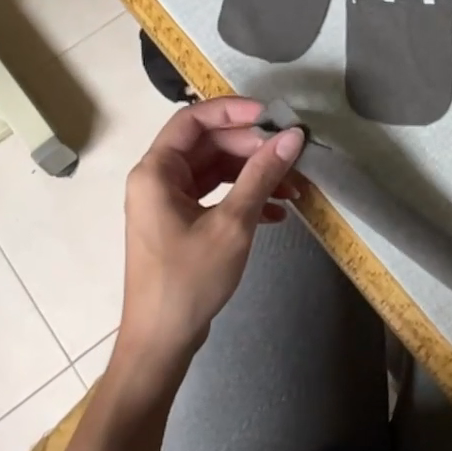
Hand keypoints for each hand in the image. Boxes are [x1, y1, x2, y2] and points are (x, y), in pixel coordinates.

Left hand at [119, 97, 303, 370]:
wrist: (161, 340)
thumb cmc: (189, 279)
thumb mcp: (232, 224)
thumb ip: (261, 176)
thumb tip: (293, 136)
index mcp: (156, 171)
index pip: (193, 119)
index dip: (233, 111)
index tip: (272, 115)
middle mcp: (157, 180)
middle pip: (208, 145)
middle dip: (252, 149)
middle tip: (292, 158)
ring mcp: (167, 203)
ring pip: (215, 172)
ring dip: (253, 176)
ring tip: (295, 188)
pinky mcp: (180, 224)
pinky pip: (214, 197)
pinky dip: (244, 199)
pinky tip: (277, 214)